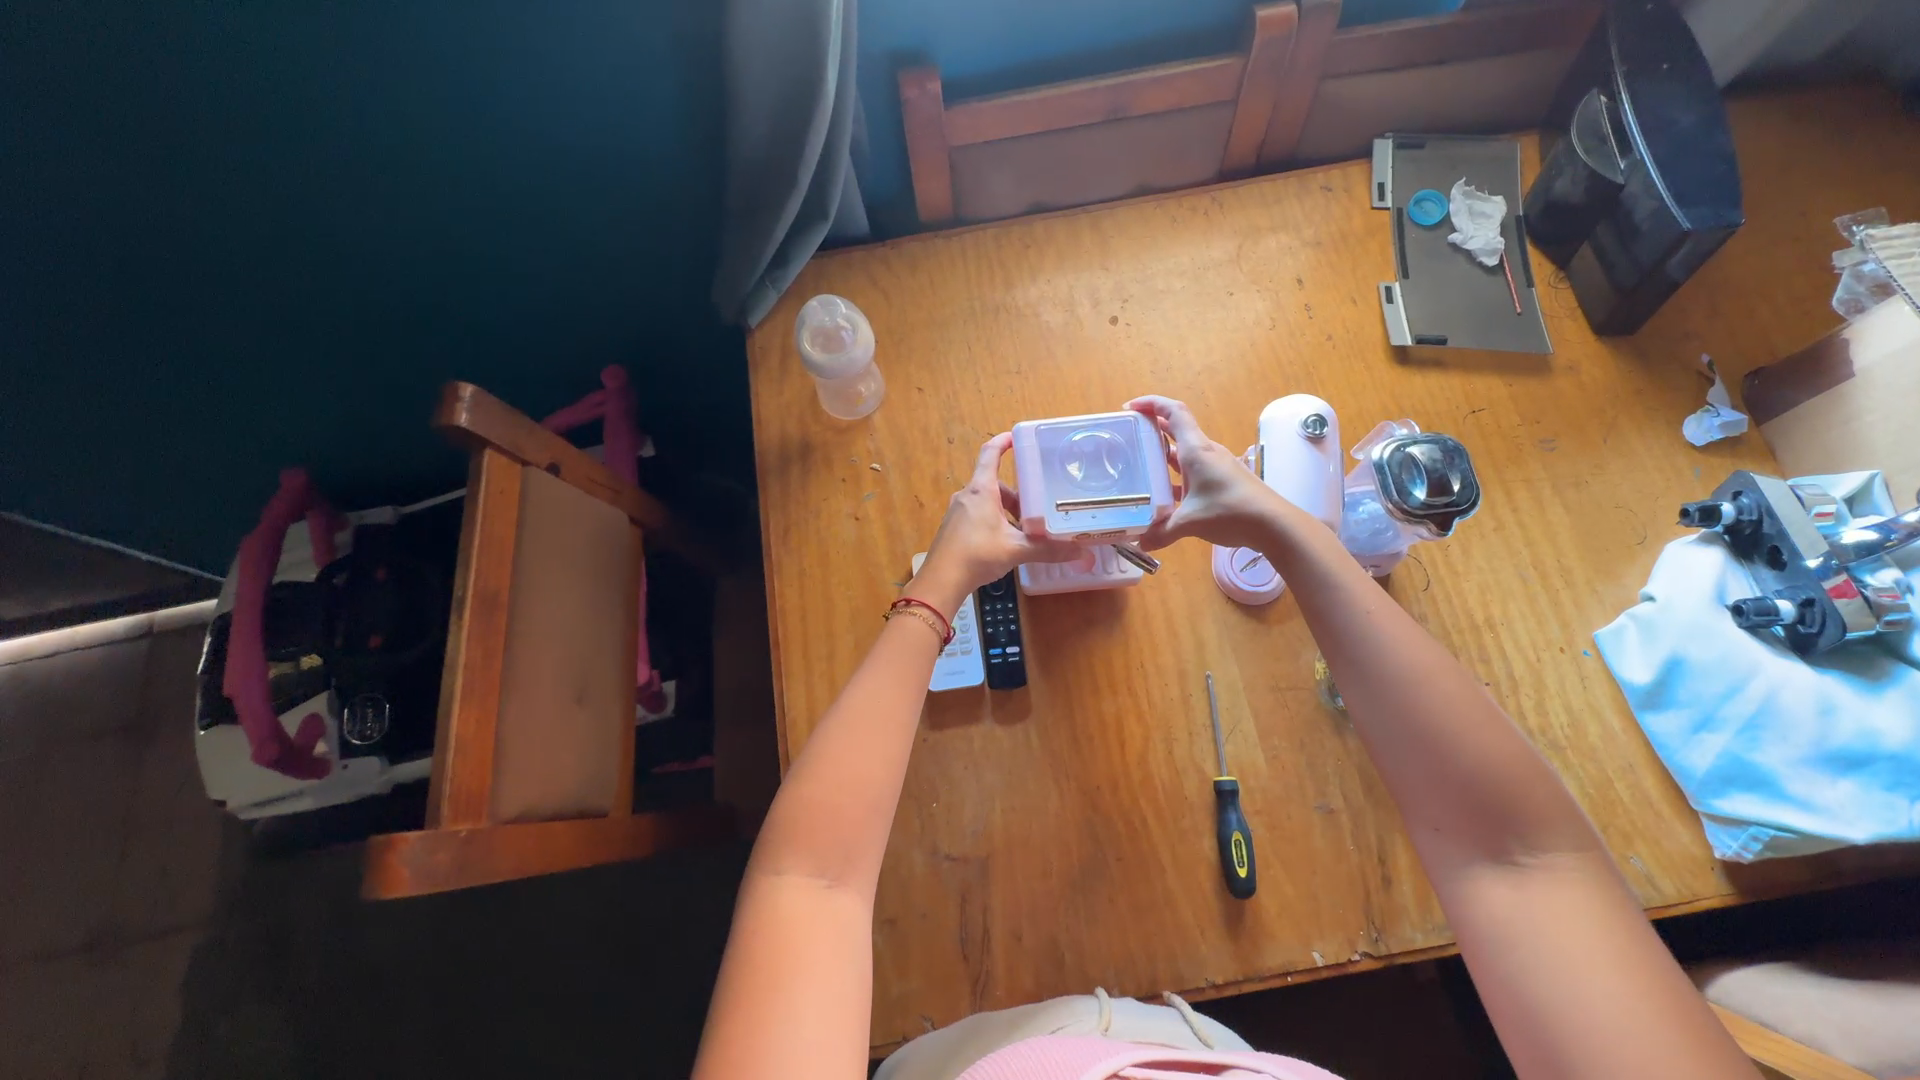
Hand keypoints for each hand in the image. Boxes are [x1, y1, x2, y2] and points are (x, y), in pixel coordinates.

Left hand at [907, 433, 1079, 617]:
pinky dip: (994, 522)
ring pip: (986, 502)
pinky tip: (1006, 543)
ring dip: (1006, 511)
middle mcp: (967, 496)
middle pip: (994, 484)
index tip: (1016, 437)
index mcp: (981, 490)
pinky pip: (978, 516)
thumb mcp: (1016, 550)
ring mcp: (957, 513)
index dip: (1003, 442)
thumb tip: (1081, 552)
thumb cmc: (977, 555)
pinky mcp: (954, 529)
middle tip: (1036, 507)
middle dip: (1017, 494)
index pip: (990, 454)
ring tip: (1025, 530)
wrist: (941, 581)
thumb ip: (1048, 550)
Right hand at [1126, 395, 1288, 550]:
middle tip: (1130, 438)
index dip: (1151, 404)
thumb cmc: (1230, 512)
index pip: (1173, 412)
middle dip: (1152, 429)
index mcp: (1196, 450)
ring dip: (1164, 455)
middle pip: (1177, 429)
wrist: (1274, 524)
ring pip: (1185, 452)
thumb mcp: (1190, 523)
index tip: (1130, 407)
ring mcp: (1216, 466)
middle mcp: (1206, 452)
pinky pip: (1194, 470)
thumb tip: (1141, 544)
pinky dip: (1177, 476)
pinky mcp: (1223, 480)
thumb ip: (1162, 532)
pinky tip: (1166, 494)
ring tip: (1141, 466)